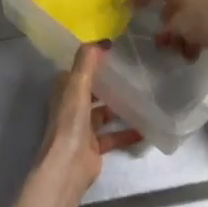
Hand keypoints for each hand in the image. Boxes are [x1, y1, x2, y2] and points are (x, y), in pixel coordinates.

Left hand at [36, 45, 140, 190]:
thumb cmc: (70, 122)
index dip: (92, 61)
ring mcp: (82, 128)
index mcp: (64, 91)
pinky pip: (113, 135)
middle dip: (108, 84)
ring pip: (103, 113)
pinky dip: (126, 132)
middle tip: (133, 73)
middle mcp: (71, 107)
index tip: (114, 53)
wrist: (68, 166)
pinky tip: (144, 128)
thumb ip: (87, 62)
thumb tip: (103, 40)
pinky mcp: (94, 146)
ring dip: (119, 107)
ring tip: (141, 97)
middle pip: (91, 91)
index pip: (78, 71)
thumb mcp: (77, 85)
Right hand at [130, 0, 207, 60]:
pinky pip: (196, 32)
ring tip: (182, 54)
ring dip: (179, 40)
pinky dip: (192, 43)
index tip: (125, 6)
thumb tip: (162, 33)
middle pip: (169, 10)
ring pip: (182, 24)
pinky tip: (194, 55)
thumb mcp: (180, 25)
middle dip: (164, 29)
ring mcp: (204, 8)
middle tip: (160, 44)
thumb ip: (165, 29)